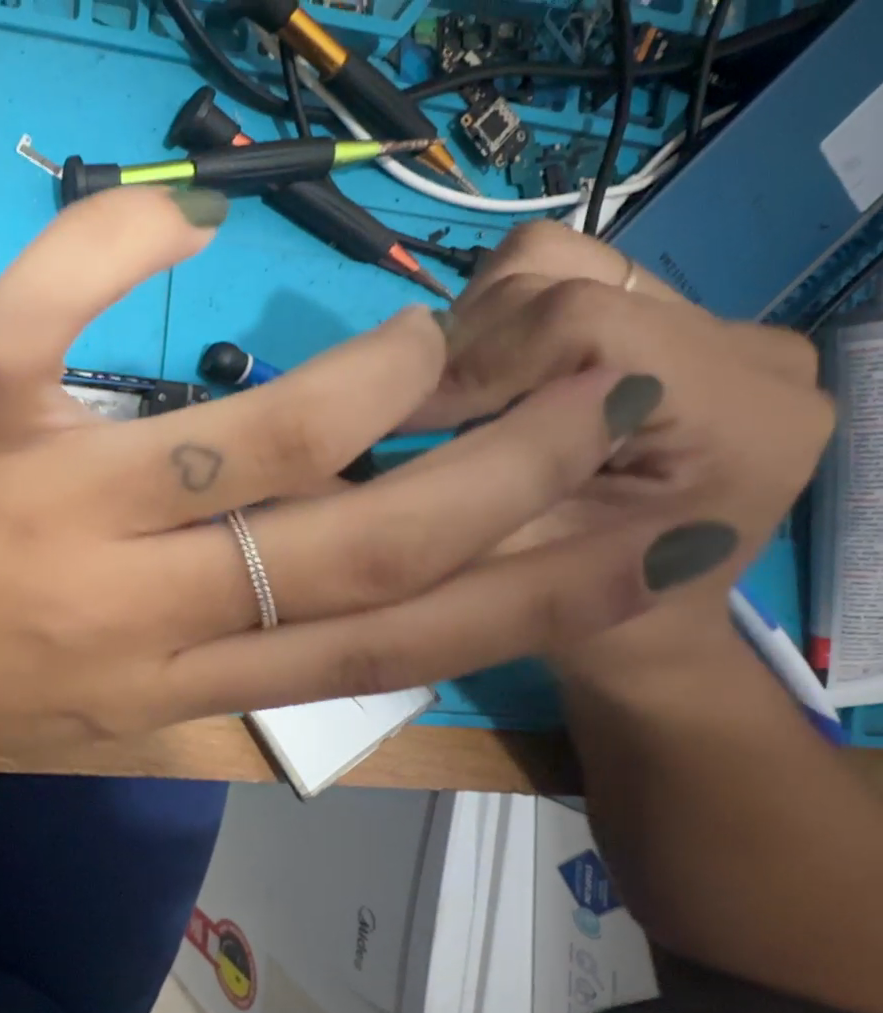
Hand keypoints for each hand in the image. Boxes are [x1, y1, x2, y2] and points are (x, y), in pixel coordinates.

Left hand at [0, 193, 723, 754]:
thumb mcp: (87, 720)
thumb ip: (205, 673)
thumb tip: (324, 608)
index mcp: (164, 689)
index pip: (374, 652)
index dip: (517, 601)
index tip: (614, 537)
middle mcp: (130, 611)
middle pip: (352, 550)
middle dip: (500, 476)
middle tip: (582, 399)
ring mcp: (50, 512)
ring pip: (249, 446)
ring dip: (373, 378)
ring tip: (432, 332)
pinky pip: (45, 325)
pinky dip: (109, 249)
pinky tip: (184, 219)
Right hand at [416, 221, 833, 683]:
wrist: (643, 630)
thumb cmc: (577, 618)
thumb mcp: (507, 560)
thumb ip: (465, 475)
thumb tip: (381, 397)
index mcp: (740, 414)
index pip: (577, 319)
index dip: (470, 365)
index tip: (402, 426)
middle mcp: (752, 351)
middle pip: (560, 280)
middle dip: (466, 352)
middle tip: (432, 429)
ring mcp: (722, 330)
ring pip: (555, 260)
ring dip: (479, 331)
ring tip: (469, 406)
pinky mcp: (682, 326)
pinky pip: (566, 272)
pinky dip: (502, 320)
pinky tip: (498, 384)